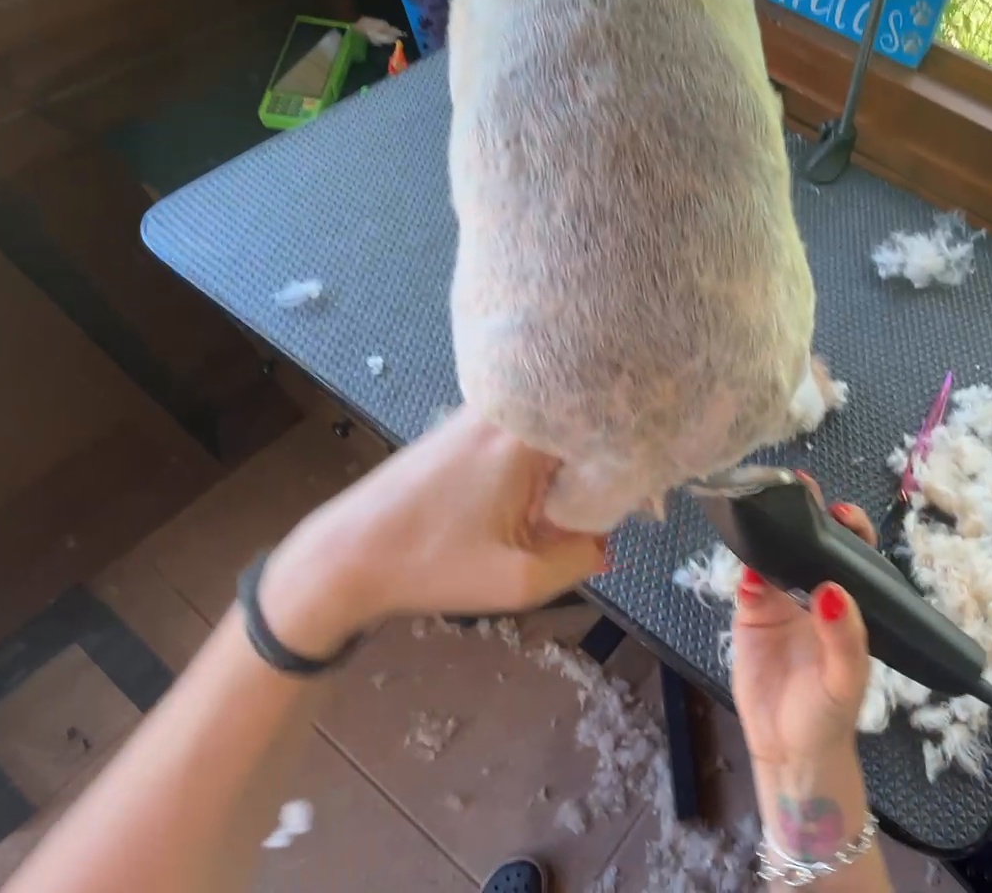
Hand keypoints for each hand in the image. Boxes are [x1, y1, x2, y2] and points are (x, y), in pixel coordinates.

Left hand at [258, 406, 606, 655]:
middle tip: (624, 501)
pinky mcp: (463, 426)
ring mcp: (480, 414)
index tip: (647, 500)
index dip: (631, 465)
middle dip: (606, 459)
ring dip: (574, 458)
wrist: (344, 556)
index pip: (603, 431)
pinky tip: (545, 489)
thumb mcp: (520, 580)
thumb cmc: (431, 565)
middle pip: (580, 421)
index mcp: (525, 437)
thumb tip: (608, 540)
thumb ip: (581, 558)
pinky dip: (545, 456)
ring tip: (587, 496)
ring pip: (553, 424)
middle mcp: (506, 411)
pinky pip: (525, 430)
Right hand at [732, 493, 886, 877]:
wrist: (788, 749)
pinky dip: (747, 567)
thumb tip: (832, 590)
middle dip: (807, 513)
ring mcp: (780, 599)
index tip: (840, 511)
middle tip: (798, 485)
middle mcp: (814, 591)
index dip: (850, 527)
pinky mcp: (750, 612)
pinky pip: (747, 580)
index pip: (854, 552)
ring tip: (766, 506)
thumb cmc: (829, 712)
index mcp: (848, 601)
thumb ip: (844, 635)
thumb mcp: (846, 678)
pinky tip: (749, 562)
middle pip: (811, 543)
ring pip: (775, 554)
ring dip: (772, 531)